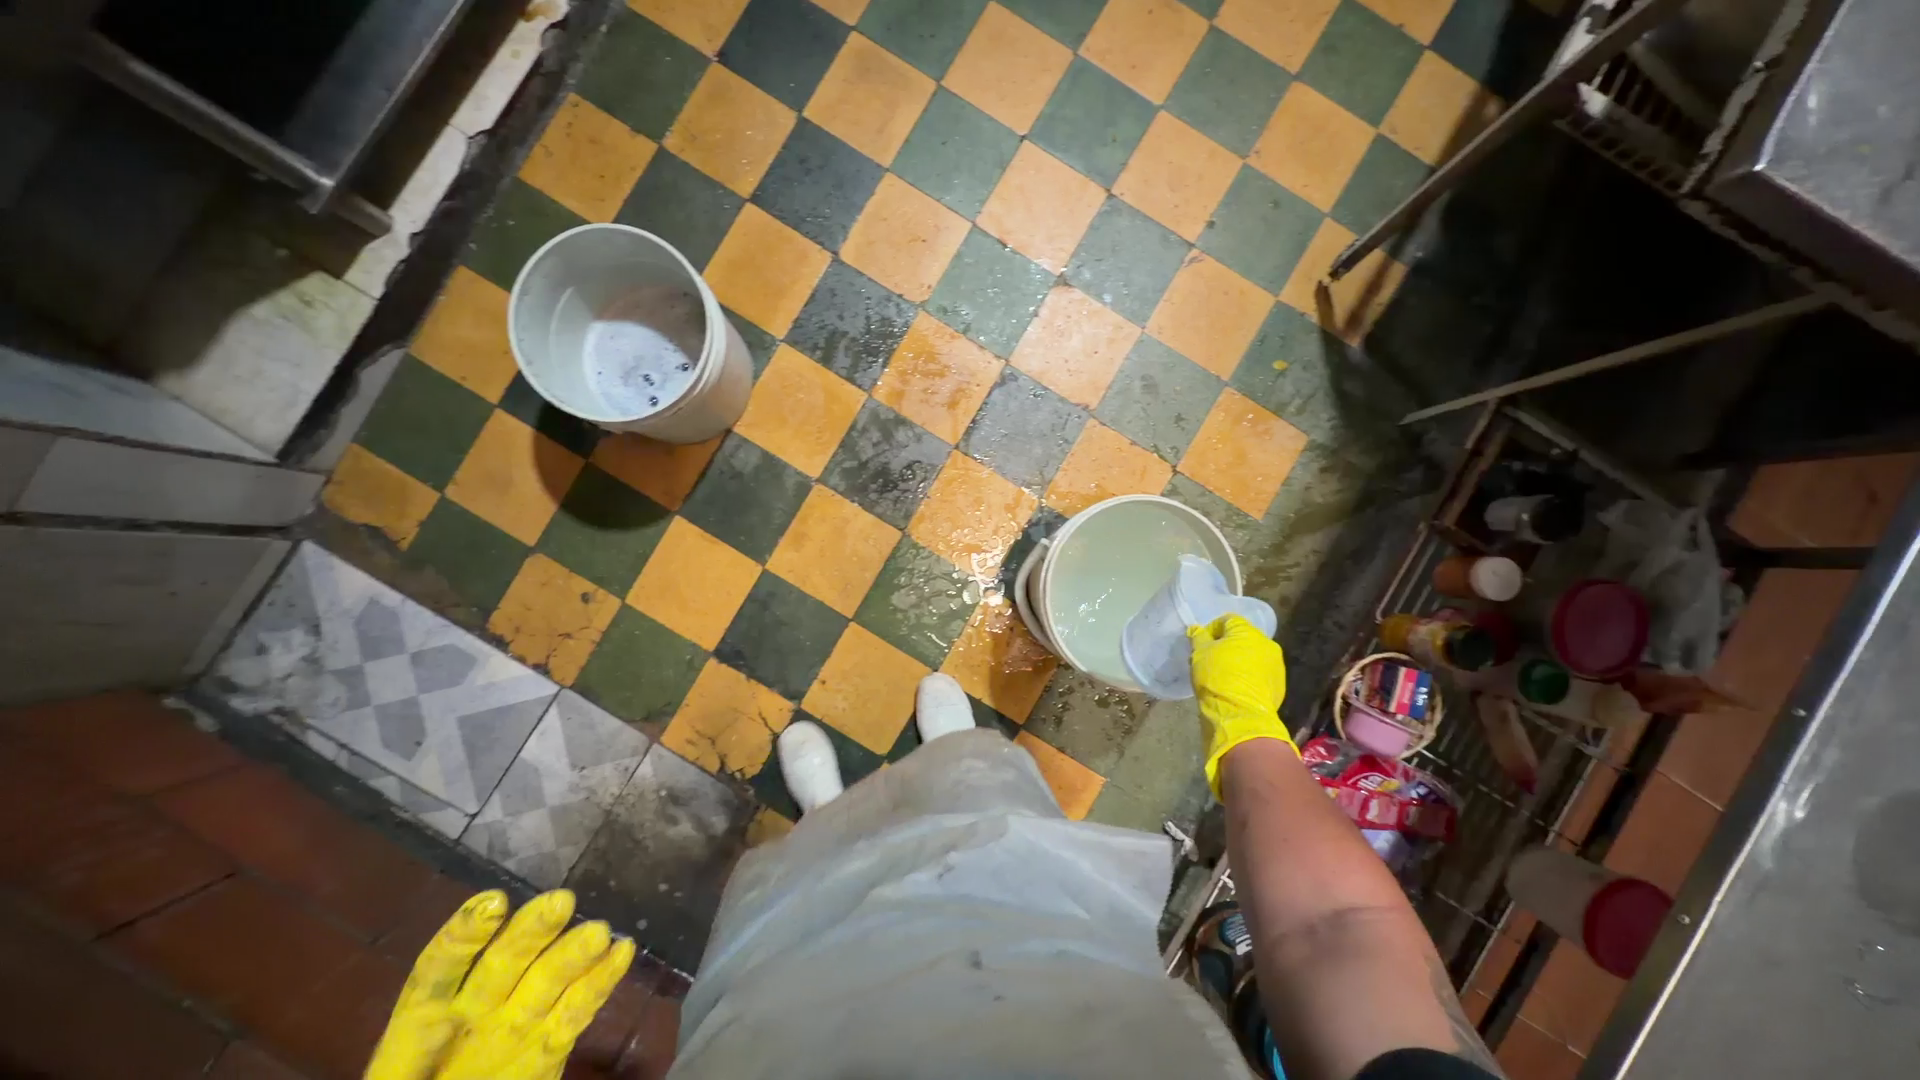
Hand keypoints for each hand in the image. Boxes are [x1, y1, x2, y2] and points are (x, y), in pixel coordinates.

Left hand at [366, 889, 634, 1079]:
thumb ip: (414, 1056)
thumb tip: (439, 1025)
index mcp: (420, 1022)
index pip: (439, 971)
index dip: (464, 937)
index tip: (495, 903)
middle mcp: (473, 1012)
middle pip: (503, 963)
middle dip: (531, 931)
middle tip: (562, 901)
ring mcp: (515, 1025)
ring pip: (546, 979)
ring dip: (573, 952)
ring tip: (600, 931)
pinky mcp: (549, 1047)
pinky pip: (577, 1011)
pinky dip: (602, 982)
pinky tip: (623, 951)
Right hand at [1188, 614, 1293, 798]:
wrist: (1239, 715)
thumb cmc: (1216, 678)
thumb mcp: (1199, 655)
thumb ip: (1198, 638)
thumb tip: (1196, 629)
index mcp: (1247, 632)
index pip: (1228, 620)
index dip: (1212, 630)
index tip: (1201, 645)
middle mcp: (1267, 644)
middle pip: (1243, 638)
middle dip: (1227, 646)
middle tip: (1211, 660)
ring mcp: (1276, 665)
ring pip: (1253, 657)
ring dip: (1240, 662)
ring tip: (1224, 677)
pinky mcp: (1279, 685)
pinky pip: (1260, 675)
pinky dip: (1249, 677)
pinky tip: (1236, 690)